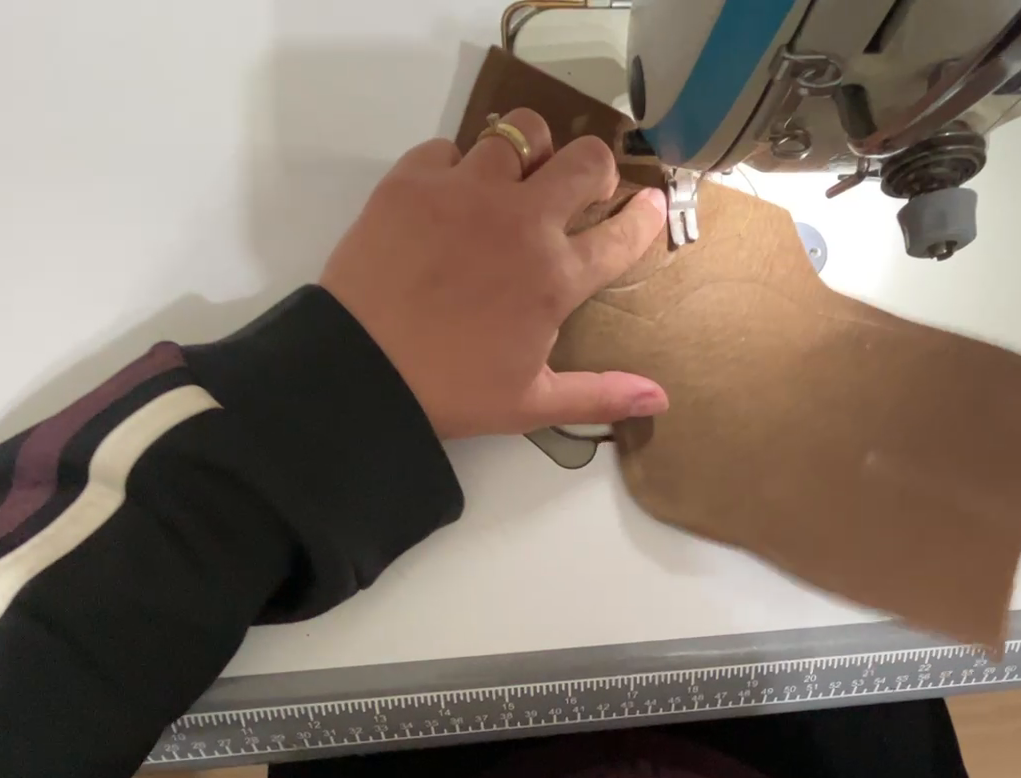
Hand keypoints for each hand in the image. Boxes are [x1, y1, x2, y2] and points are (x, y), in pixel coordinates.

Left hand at [320, 108, 669, 439]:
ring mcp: (467, 192)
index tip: (652, 204)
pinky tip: (452, 199)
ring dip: (532, 152)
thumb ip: (601, 395)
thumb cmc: (452, 391)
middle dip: (596, 170)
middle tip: (583, 191)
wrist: (360, 369)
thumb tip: (660, 401)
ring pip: (521, 132)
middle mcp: (522, 220)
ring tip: (518, 181)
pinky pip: (452, 148)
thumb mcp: (533, 403)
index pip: (622, 234)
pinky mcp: (415, 179)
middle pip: (585, 159)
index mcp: (556, 277)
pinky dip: (460, 167)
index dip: (645, 218)